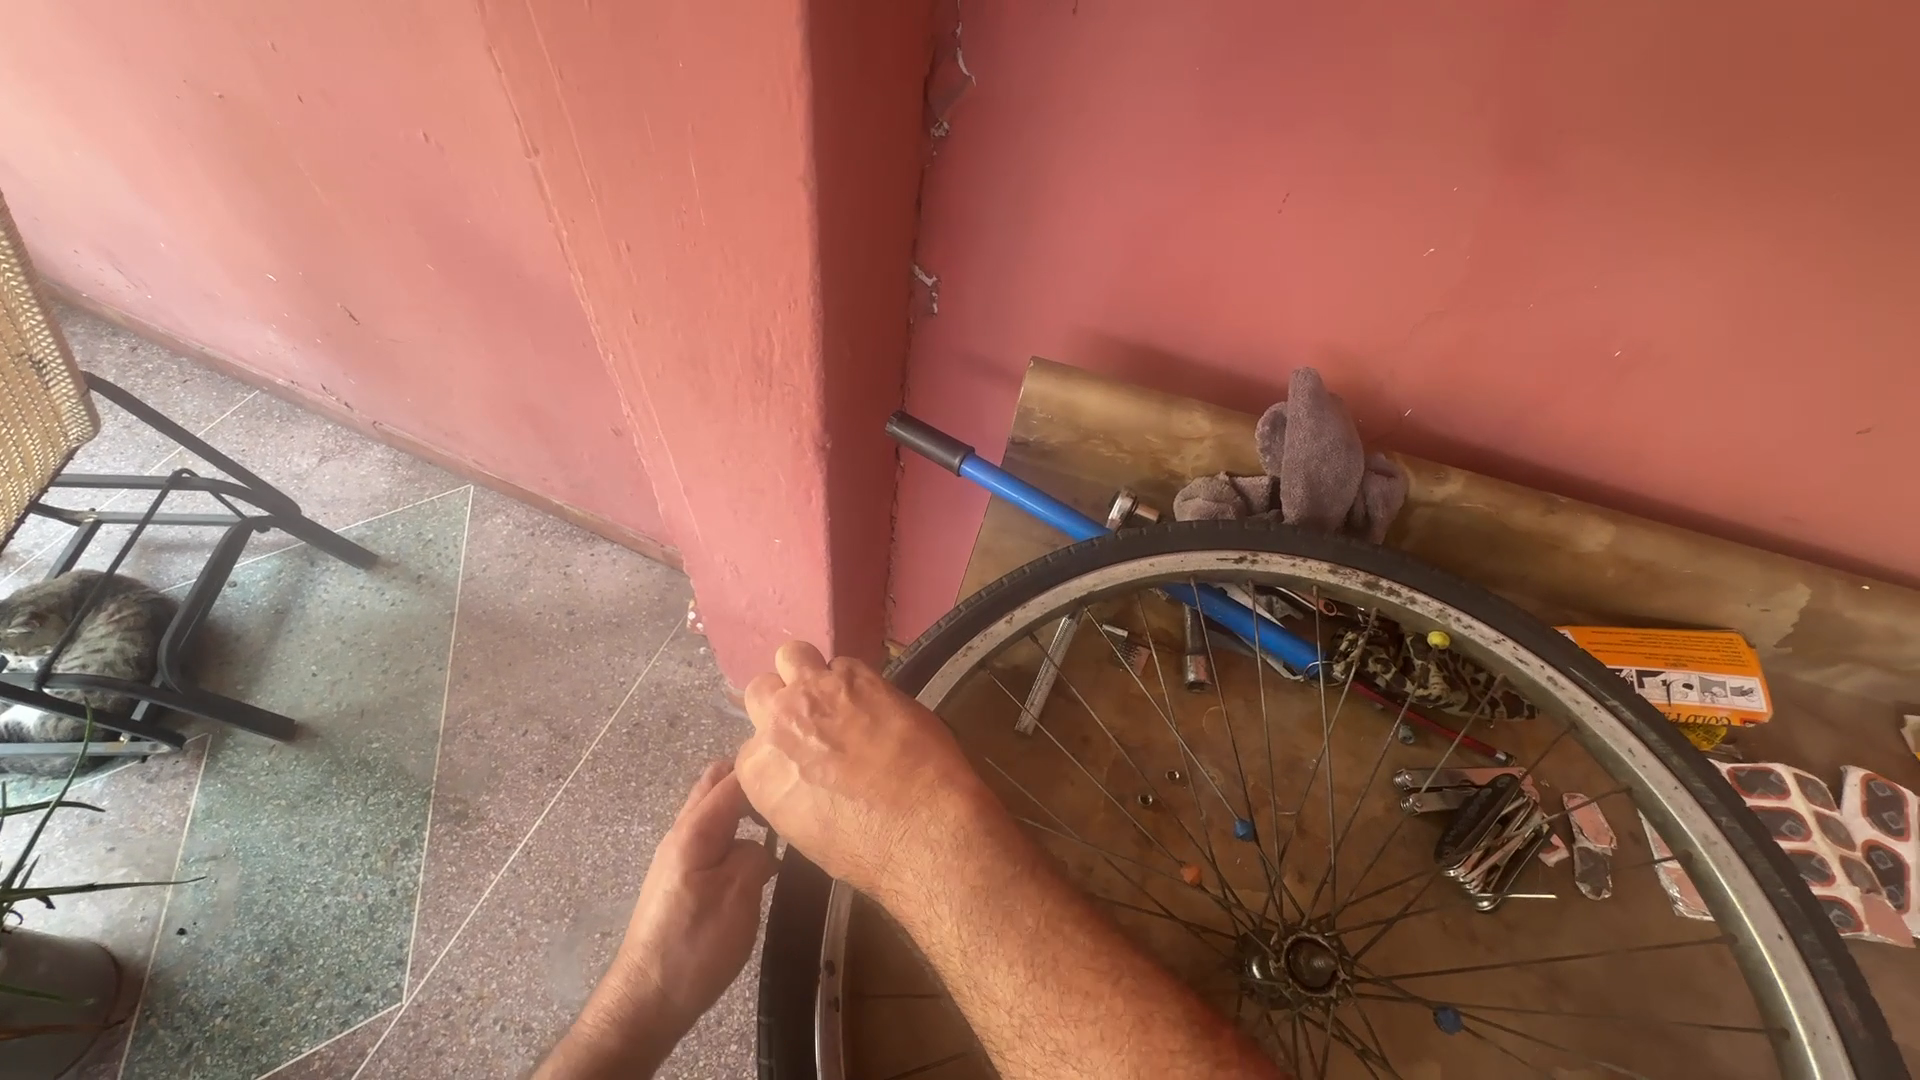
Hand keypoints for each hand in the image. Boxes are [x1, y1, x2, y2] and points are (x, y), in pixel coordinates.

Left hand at [608, 761, 777, 1036]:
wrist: (646, 1002)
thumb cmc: (693, 947)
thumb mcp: (737, 896)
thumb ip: (755, 855)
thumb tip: (764, 847)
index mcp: (693, 832)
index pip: (731, 778)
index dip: (765, 770)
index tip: (800, 775)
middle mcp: (681, 834)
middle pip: (716, 784)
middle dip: (752, 780)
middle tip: (790, 794)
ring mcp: (680, 856)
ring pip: (715, 811)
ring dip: (746, 809)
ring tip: (783, 824)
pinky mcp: (683, 878)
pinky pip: (714, 837)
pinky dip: (740, 834)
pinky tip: (762, 857)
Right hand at [735, 641, 990, 900]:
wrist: (923, 827)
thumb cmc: (867, 849)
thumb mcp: (804, 830)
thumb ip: (789, 787)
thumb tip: (803, 771)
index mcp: (758, 770)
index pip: (754, 743)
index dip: (781, 745)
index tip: (804, 753)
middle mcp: (777, 723)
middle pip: (762, 689)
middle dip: (784, 699)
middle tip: (815, 716)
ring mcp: (815, 693)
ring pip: (793, 656)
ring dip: (812, 673)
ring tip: (841, 695)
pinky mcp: (857, 676)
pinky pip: (844, 663)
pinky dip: (856, 678)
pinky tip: (876, 701)